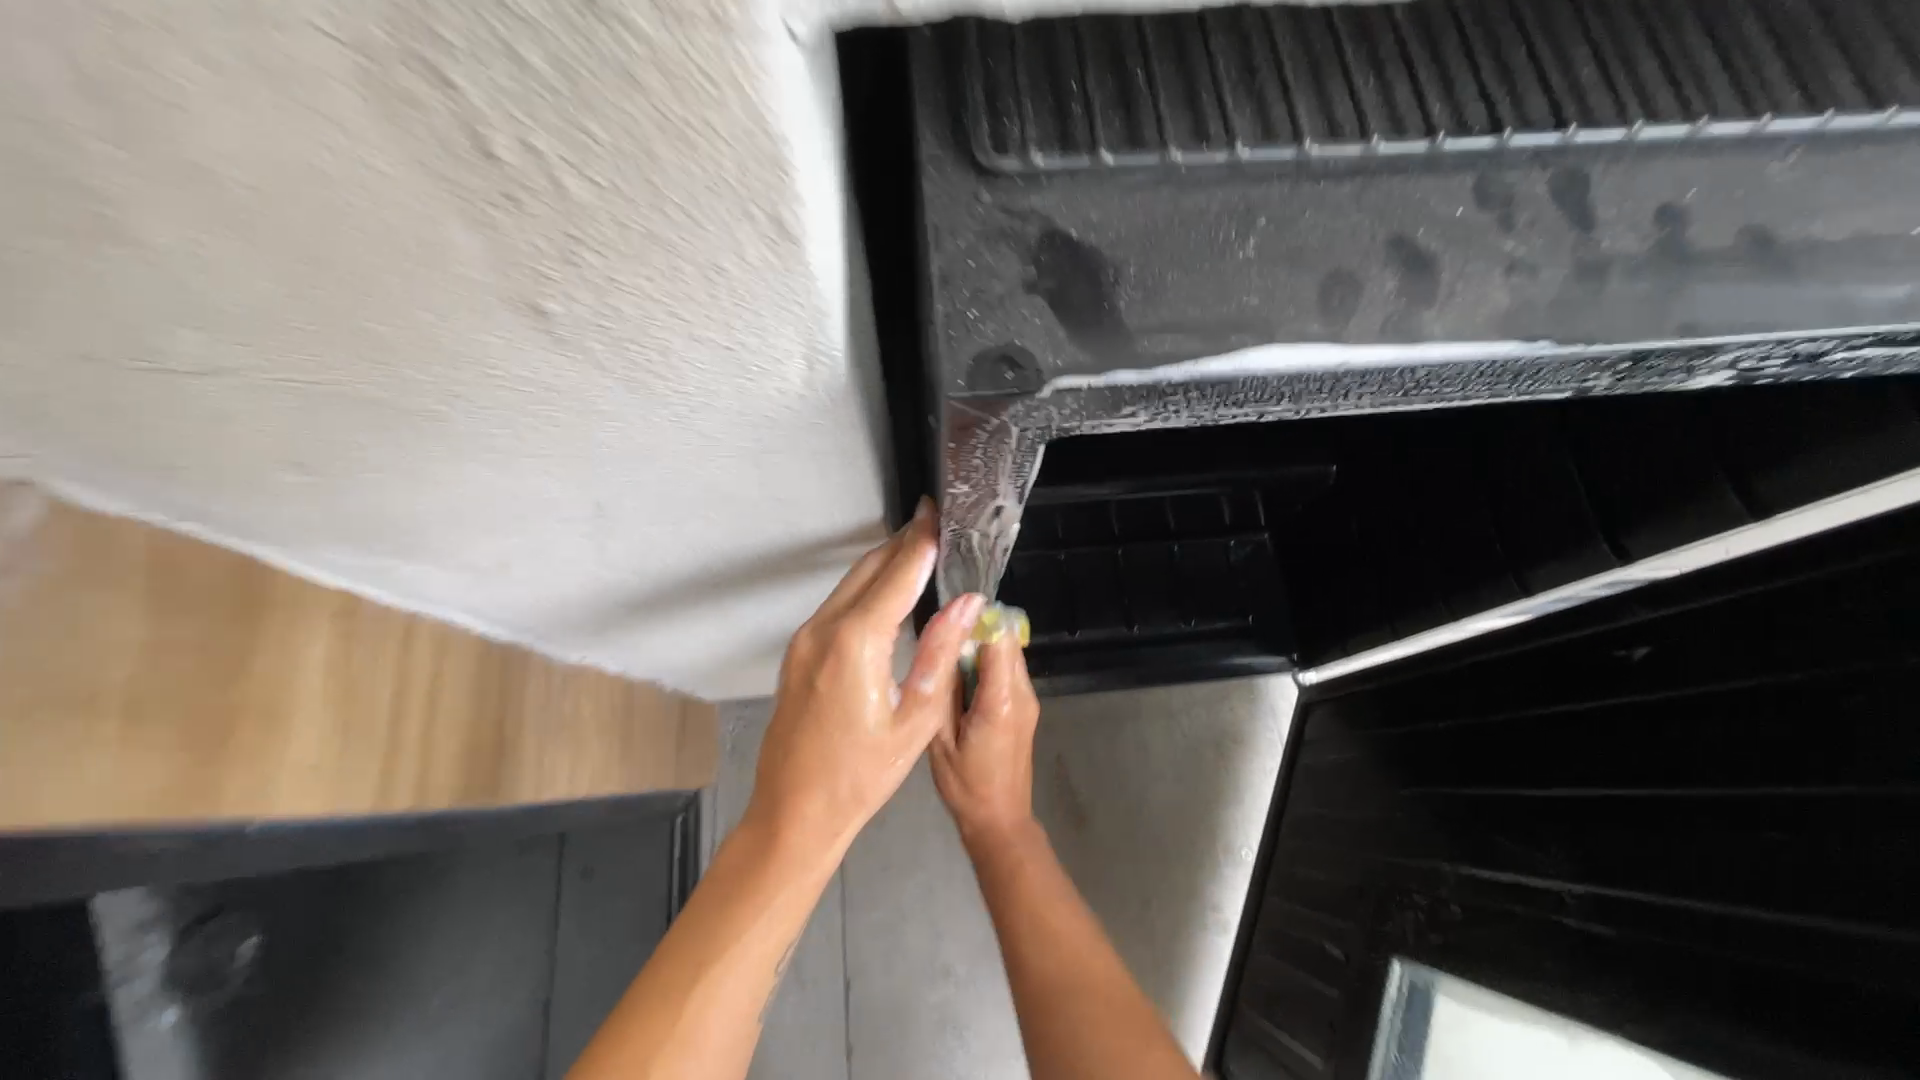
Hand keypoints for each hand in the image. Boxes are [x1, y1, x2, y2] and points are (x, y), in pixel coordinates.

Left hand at [746, 498, 985, 862]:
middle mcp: (823, 629)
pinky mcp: (797, 652)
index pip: (897, 575)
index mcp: (856, 642)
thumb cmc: (863, 774)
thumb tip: (968, 603)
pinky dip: (865, 589)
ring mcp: (804, 639)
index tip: (938, 512)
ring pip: (849, 584)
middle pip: (868, 569)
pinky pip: (836, 605)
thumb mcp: (916, 718)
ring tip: (918, 550)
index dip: (922, 542)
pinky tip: (886, 592)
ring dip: (882, 564)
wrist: (796, 809)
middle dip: (902, 543)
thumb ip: (941, 652)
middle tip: (933, 522)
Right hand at [930, 631, 1040, 845]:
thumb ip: (945, 688)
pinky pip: (1006, 672)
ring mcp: (1028, 700)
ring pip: (1006, 653)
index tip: (947, 613)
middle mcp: (1022, 693)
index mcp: (1001, 699)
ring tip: (945, 657)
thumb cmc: (965, 785)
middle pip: (1005, 640)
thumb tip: (946, 643)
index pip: (999, 638)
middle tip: (939, 636)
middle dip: (975, 631)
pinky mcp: (1025, 707)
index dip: (976, 618)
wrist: (999, 820)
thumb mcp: (939, 738)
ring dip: (979, 648)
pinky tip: (959, 679)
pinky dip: (985, 665)